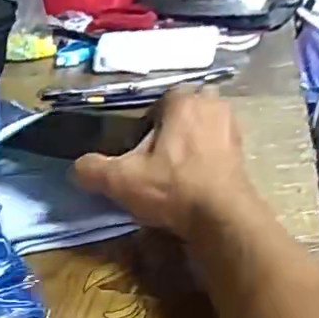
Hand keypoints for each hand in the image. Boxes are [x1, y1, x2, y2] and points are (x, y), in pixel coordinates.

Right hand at [71, 86, 265, 240]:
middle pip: (180, 119)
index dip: (144, 132)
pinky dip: (205, 167)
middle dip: (169, 138)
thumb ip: (94, 170)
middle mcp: (212, 103)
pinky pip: (217, 153)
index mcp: (182, 99)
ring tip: (176, 182)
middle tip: (158, 171)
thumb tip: (76, 168)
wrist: (221, 218)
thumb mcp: (122, 181)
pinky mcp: (243, 154)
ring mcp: (232, 128)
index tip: (139, 158)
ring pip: (200, 134)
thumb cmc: (172, 190)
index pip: (156, 105)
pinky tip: (195, 189)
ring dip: (188, 152)